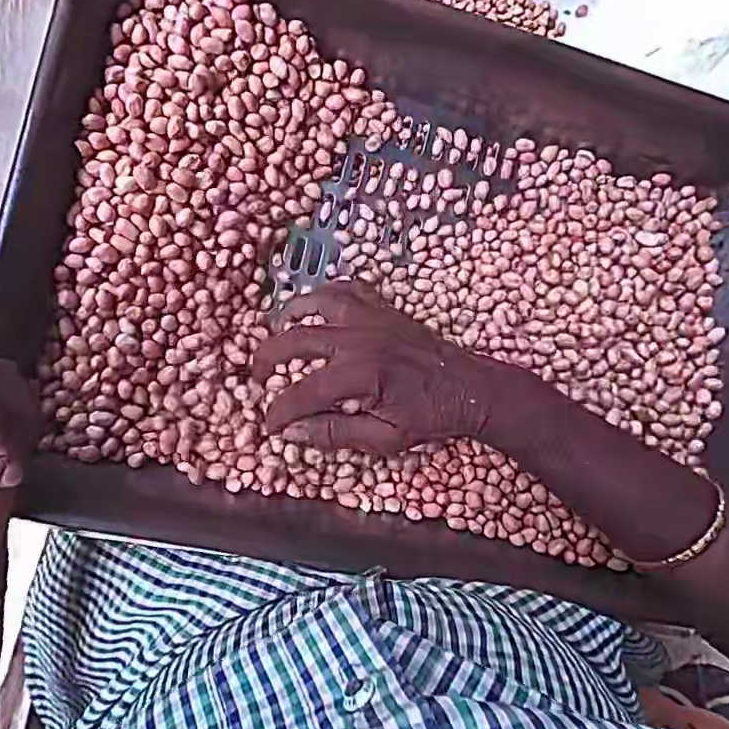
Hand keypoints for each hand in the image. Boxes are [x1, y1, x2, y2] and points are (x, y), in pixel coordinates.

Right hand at [253, 282, 497, 453]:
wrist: (470, 387)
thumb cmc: (431, 416)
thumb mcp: (383, 438)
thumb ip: (334, 433)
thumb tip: (293, 433)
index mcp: (360, 374)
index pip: (302, 393)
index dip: (280, 411)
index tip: (270, 424)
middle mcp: (360, 338)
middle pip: (296, 339)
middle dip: (268, 359)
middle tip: (258, 377)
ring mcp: (371, 318)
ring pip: (317, 303)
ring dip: (291, 315)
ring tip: (278, 331)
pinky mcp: (383, 310)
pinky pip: (348, 289)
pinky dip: (326, 295)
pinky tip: (317, 307)